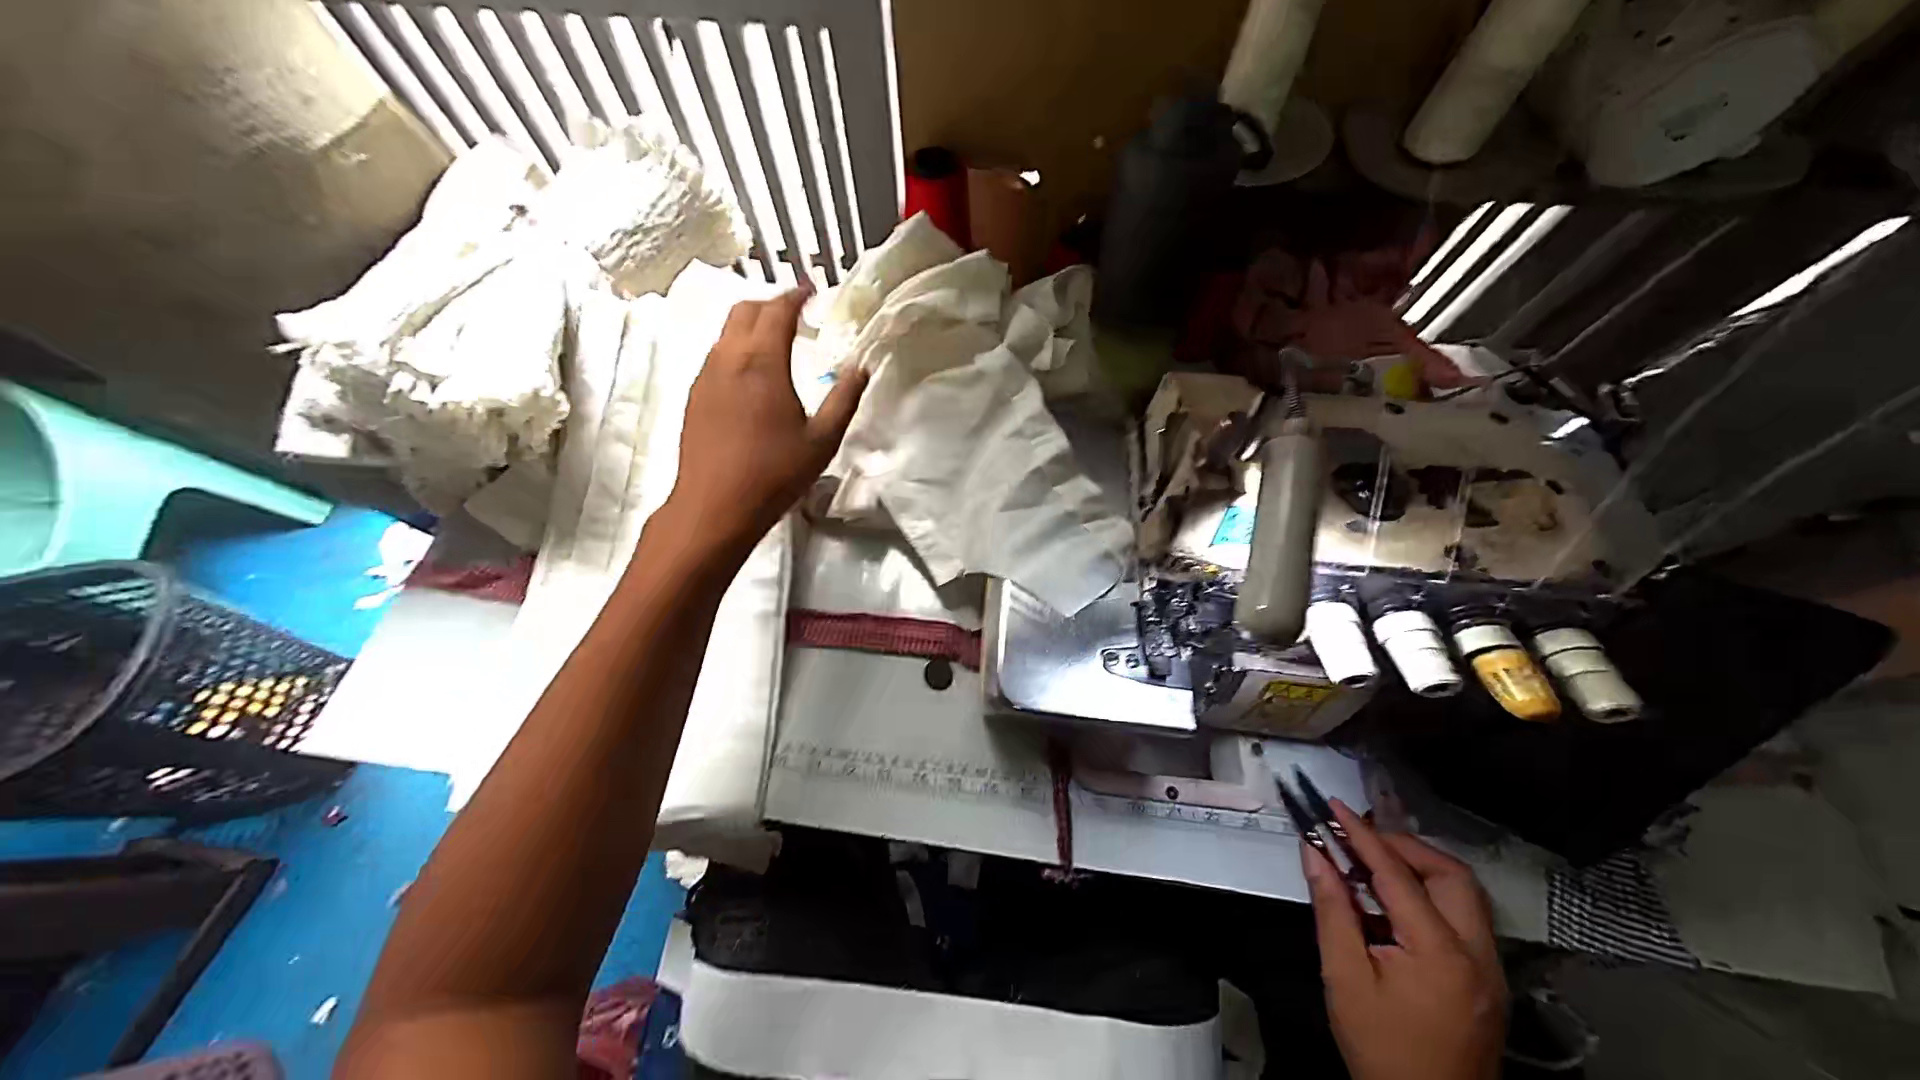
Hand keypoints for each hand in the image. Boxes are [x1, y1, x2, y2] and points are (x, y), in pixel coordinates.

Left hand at [667, 288, 868, 550]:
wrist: (714, 506)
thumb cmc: (774, 474)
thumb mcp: (822, 440)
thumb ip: (844, 399)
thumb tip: (862, 369)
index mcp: (762, 362)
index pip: (777, 310)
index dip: (796, 295)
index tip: (812, 290)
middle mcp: (728, 358)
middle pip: (745, 310)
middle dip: (771, 304)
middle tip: (795, 314)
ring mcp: (705, 376)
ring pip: (726, 332)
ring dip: (751, 327)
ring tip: (776, 343)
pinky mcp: (694, 396)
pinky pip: (716, 356)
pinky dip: (736, 350)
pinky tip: (752, 377)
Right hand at [1303, 799, 1506, 1079]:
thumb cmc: (1381, 1048)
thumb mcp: (1344, 977)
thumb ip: (1332, 909)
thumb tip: (1315, 854)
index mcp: (1440, 951)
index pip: (1397, 874)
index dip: (1361, 835)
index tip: (1335, 808)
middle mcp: (1477, 953)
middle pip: (1449, 874)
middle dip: (1402, 846)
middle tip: (1358, 839)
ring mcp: (1490, 968)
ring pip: (1462, 894)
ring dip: (1418, 869)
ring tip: (1370, 866)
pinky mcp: (1487, 981)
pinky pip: (1462, 918)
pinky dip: (1427, 896)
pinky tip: (1391, 905)